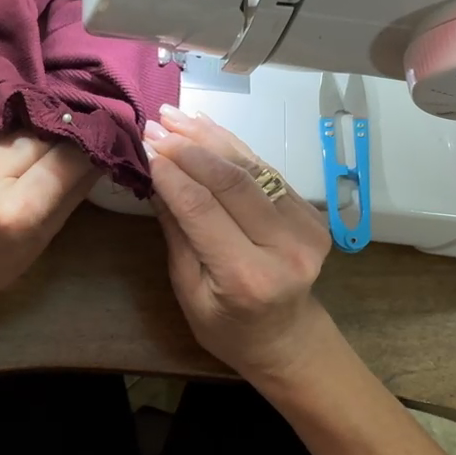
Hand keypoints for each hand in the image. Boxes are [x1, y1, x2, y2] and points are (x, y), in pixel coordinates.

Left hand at [0, 122, 98, 318]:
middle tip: (66, 145)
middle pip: (41, 135)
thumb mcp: (42, 239)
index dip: (88, 145)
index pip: (68, 158)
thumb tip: (104, 150)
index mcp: (15, 211)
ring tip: (23, 153)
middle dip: (58, 138)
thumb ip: (74, 191)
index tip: (101, 138)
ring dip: (27, 133)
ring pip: (15, 123)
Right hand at [146, 104, 334, 378]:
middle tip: (154, 125)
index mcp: (247, 278)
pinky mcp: (312, 213)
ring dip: (209, 137)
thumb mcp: (188, 290)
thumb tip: (154, 174)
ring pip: (251, 168)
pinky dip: (233, 145)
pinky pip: (266, 170)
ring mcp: (306, 227)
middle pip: (232, 181)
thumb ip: (177, 231)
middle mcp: (284, 248)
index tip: (144, 146)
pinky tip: (203, 126)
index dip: (172, 173)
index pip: (203, 210)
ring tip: (173, 116)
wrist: (286, 338)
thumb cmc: (226, 327)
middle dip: (188, 147)